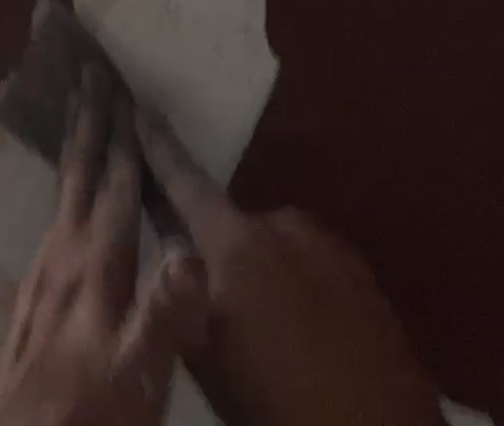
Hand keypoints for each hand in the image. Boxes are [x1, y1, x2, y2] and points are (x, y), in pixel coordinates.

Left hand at [0, 76, 205, 425]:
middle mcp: (63, 252)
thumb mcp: (137, 377)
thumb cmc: (87, 410)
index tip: (120, 91)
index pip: (114, 187)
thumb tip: (190, 253)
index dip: (120, 139)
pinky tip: (71, 195)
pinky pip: (55, 213)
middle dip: (86, 121)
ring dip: (73, 146)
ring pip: (63, 189)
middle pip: (78, 172)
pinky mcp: (34, 285)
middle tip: (86, 74)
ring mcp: (44, 266)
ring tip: (78, 115)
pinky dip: (67, 183)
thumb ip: (163, 316)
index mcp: (95, 265)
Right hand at [136, 109, 443, 425]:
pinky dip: (297, 286)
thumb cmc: (274, 400)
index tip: (138, 106)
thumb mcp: (202, 353)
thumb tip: (167, 242)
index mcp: (236, 243)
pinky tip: (303, 333)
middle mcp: (284, 228)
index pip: (184, 181)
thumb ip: (178, 285)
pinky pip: (311, 265)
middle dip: (217, 249)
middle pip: (231, 223)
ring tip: (266, 328)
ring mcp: (332, 248)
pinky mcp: (365, 276)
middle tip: (219, 302)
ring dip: (260, 270)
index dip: (157, 145)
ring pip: (273, 246)